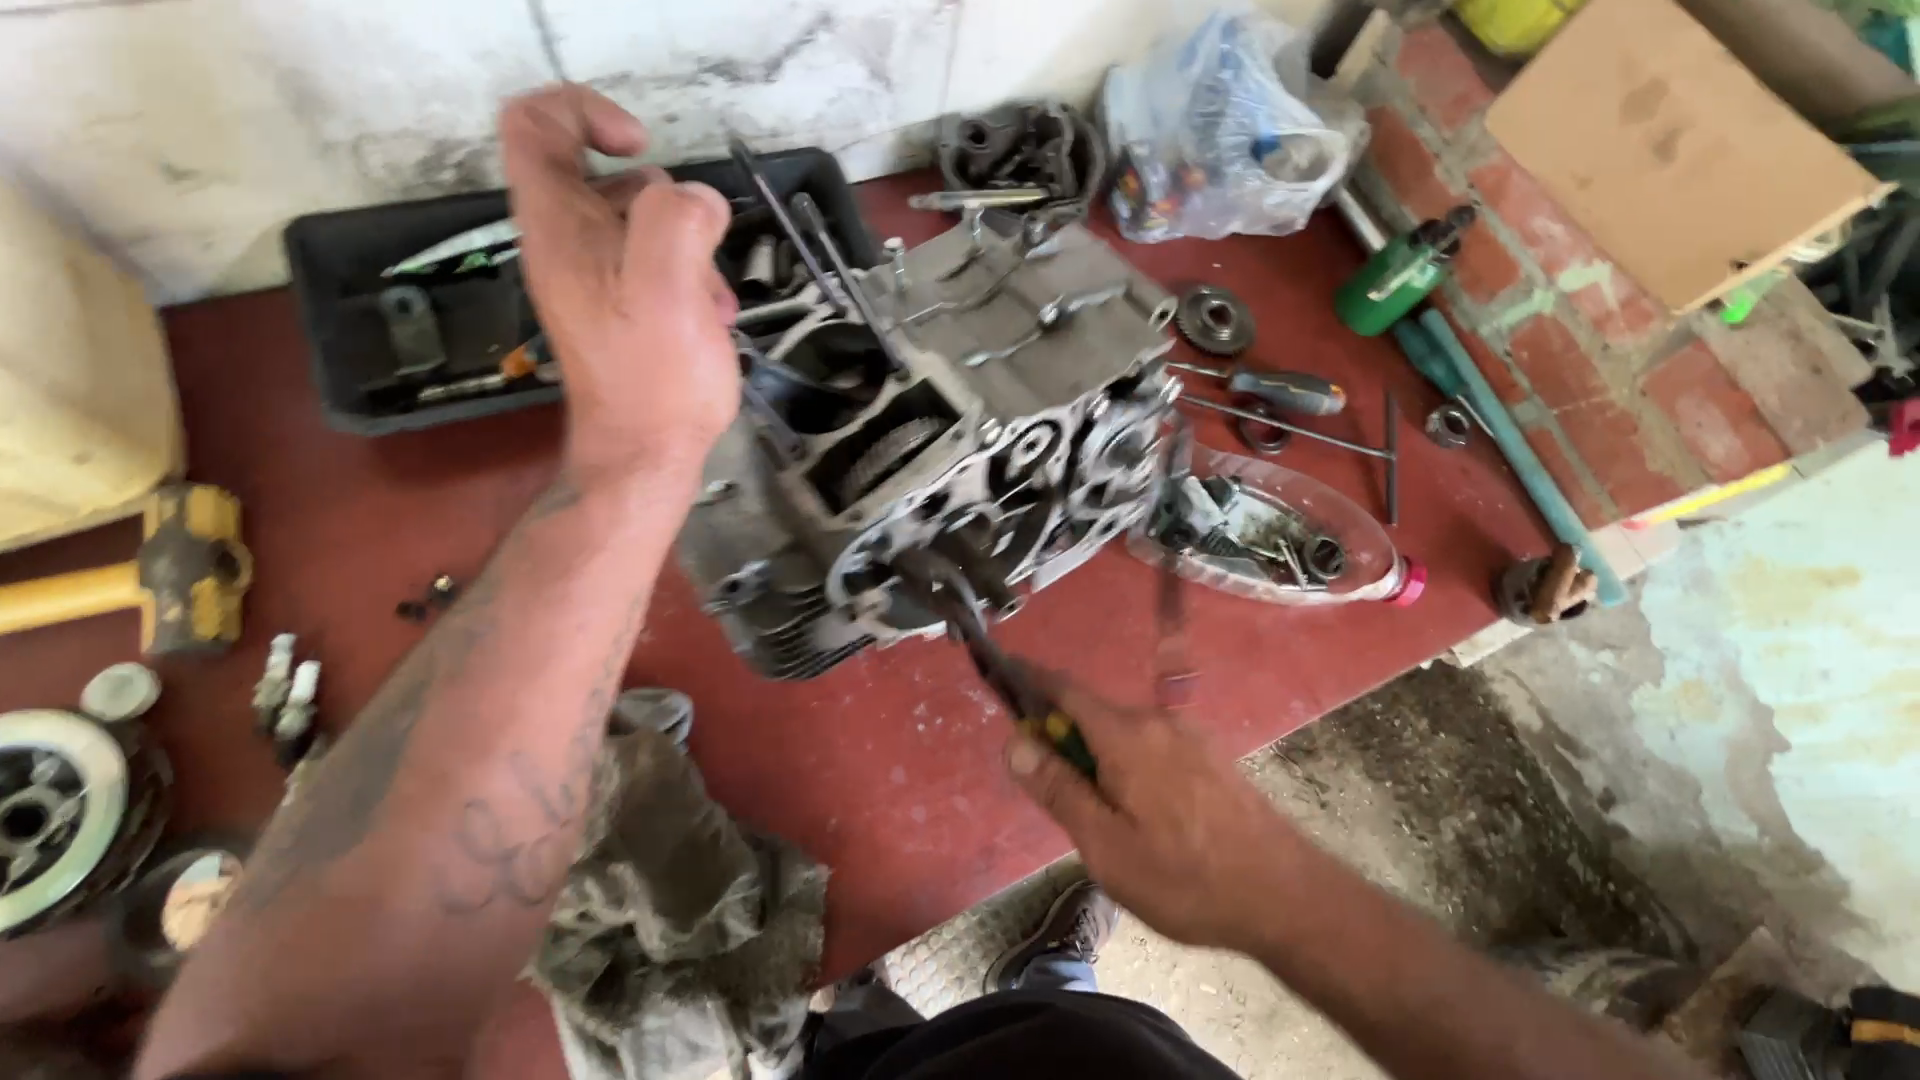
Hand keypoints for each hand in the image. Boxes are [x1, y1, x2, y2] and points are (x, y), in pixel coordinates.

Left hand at [499, 84, 739, 483]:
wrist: (646, 458)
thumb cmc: (655, 378)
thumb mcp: (669, 289)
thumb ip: (677, 220)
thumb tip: (697, 201)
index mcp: (558, 226)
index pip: (536, 123)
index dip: (586, 112)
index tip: (645, 149)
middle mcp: (565, 245)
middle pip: (603, 176)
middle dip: (666, 202)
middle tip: (696, 251)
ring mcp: (592, 281)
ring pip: (639, 225)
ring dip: (688, 246)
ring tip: (712, 297)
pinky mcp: (619, 311)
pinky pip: (652, 266)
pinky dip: (687, 278)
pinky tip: (710, 316)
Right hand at [1005, 678, 1306, 952]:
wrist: (1287, 897)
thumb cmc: (1185, 878)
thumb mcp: (1106, 846)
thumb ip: (1059, 790)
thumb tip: (1015, 743)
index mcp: (1126, 736)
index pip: (1065, 690)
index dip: (1030, 681)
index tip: (1002, 675)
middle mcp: (1158, 722)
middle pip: (1095, 716)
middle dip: (1065, 741)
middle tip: (1057, 796)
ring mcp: (1191, 738)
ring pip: (1126, 737)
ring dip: (1100, 759)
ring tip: (1105, 821)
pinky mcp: (1212, 759)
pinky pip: (1154, 750)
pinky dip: (1131, 767)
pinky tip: (1146, 819)